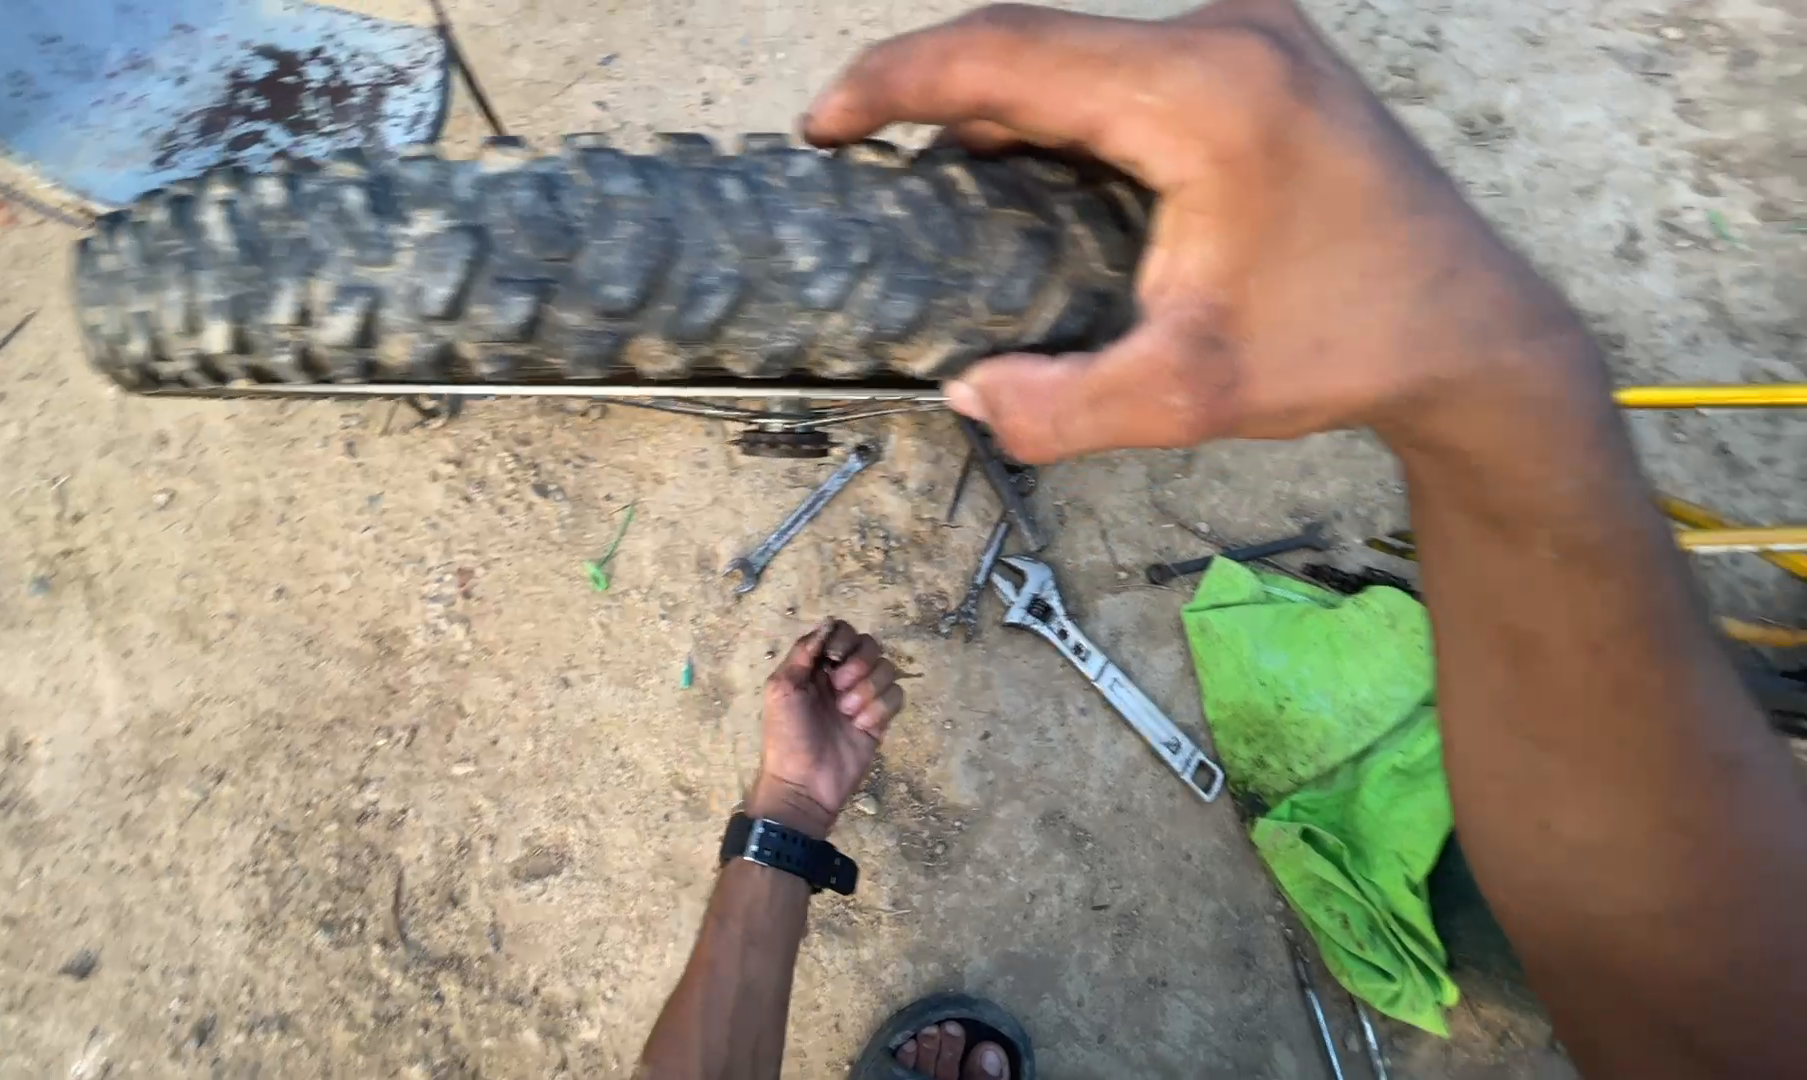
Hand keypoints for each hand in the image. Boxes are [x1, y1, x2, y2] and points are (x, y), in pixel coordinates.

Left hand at [748, 619, 904, 837]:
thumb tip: (827, 622)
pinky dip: (881, 708)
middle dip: (858, 663)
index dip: (842, 639)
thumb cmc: (786, 735)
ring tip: (847, 712)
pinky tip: (861, 725)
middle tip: (839, 687)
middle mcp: (842, 676)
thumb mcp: (781, 688)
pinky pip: (896, 695)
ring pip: (887, 668)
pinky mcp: (881, 719)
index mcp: (816, 665)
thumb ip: (803, 652)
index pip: (841, 631)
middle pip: (869, 645)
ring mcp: (863, 697)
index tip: (832, 659)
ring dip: (868, 688)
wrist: (803, 784)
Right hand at [803, 0, 1599, 462]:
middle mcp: (1220, 37)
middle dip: (922, 85)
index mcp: (1200, 95)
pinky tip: (1004, 162)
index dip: (897, 80)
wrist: (1462, 329)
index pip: (1008, 55)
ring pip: (1067, 52)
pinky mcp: (1246, 69)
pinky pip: (1109, 72)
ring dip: (979, 99)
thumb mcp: (1182, 401)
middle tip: (852, 145)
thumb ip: (1059, 409)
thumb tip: (965, 394)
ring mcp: (1239, 42)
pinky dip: (1038, 111)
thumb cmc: (1336, 351)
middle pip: (1029, 39)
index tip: (826, 122)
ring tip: (909, 160)